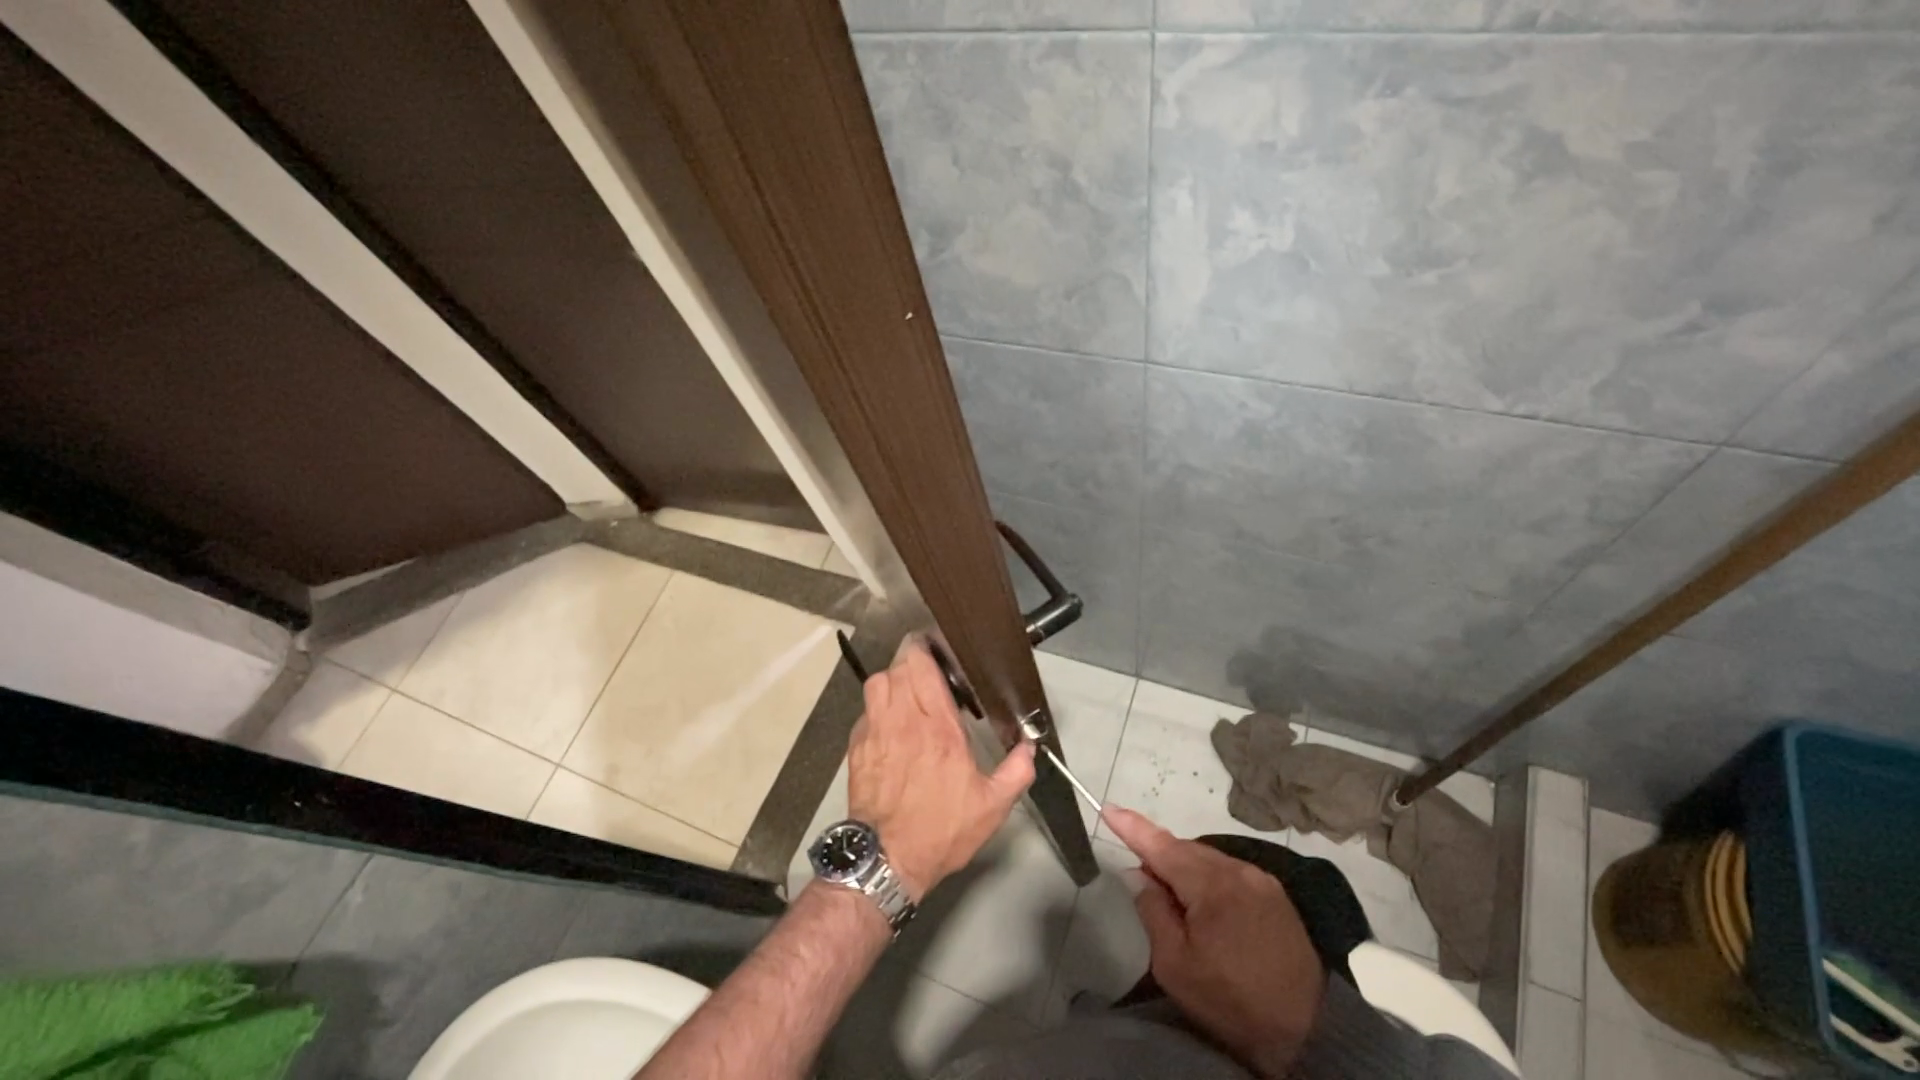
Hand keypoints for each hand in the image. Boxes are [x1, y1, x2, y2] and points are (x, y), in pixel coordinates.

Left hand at [846, 637, 1035, 900]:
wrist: (886, 860)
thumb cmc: (941, 830)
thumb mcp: (992, 806)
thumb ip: (1016, 771)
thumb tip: (1029, 747)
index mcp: (937, 728)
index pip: (922, 666)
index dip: (927, 649)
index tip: (941, 651)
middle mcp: (902, 721)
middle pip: (897, 667)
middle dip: (912, 662)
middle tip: (930, 673)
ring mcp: (874, 733)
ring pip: (875, 684)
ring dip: (892, 681)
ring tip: (909, 695)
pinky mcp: (856, 749)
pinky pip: (865, 712)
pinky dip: (878, 709)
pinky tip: (891, 727)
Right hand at [1104, 806, 1325, 1076]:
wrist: (1308, 1029)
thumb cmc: (1232, 1000)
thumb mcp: (1175, 965)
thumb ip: (1153, 911)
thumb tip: (1138, 875)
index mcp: (1212, 885)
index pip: (1161, 845)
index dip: (1132, 827)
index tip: (1108, 807)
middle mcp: (1239, 871)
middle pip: (1186, 849)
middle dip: (1159, 857)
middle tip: (1142, 888)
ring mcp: (1262, 881)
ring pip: (1209, 860)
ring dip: (1185, 870)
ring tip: (1174, 904)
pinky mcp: (1276, 896)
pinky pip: (1230, 873)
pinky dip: (1208, 879)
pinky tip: (1205, 907)